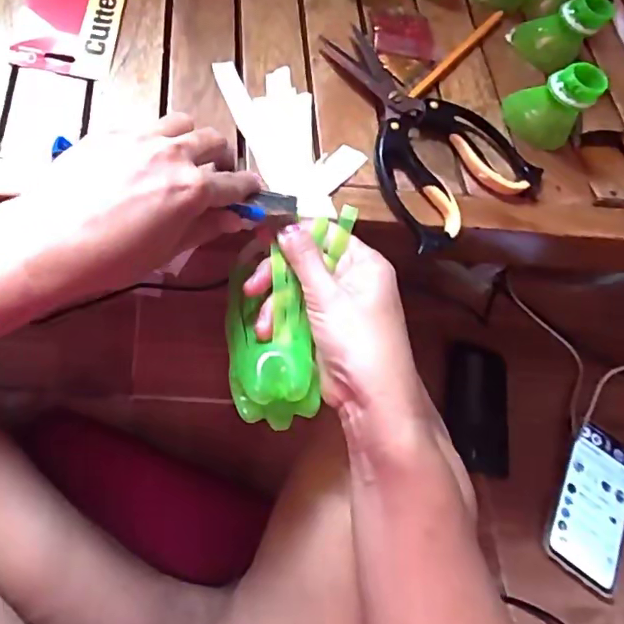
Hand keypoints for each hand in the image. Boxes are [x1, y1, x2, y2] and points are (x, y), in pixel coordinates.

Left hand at [0, 115, 260, 301]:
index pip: (236, 182)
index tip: (250, 192)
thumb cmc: (109, 258)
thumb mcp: (164, 251)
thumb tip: (234, 218)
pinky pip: (142, 127)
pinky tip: (134, 162)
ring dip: (188, 139)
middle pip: (213, 140)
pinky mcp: (108, 132)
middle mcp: (172, 153)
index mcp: (193, 188)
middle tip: (212, 176)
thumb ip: (204, 228)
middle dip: (221, 158)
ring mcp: (138, 137)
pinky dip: (150, 140)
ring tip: (177, 159)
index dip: (248, 189)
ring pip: (180, 123)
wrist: (48, 239)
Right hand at [244, 225, 464, 499]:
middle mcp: (350, 278)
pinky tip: (266, 331)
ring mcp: (335, 302)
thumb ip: (304, 258)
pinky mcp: (321, 324)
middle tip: (251, 285)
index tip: (261, 235)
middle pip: (303, 260)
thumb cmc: (357, 341)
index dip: (292, 232)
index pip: (325, 232)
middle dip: (275, 273)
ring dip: (273, 301)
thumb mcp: (328, 297)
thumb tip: (285, 223)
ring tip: (261, 322)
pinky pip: (294, 308)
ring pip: (293, 286)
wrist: (372, 400)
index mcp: (363, 263)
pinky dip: (278, 317)